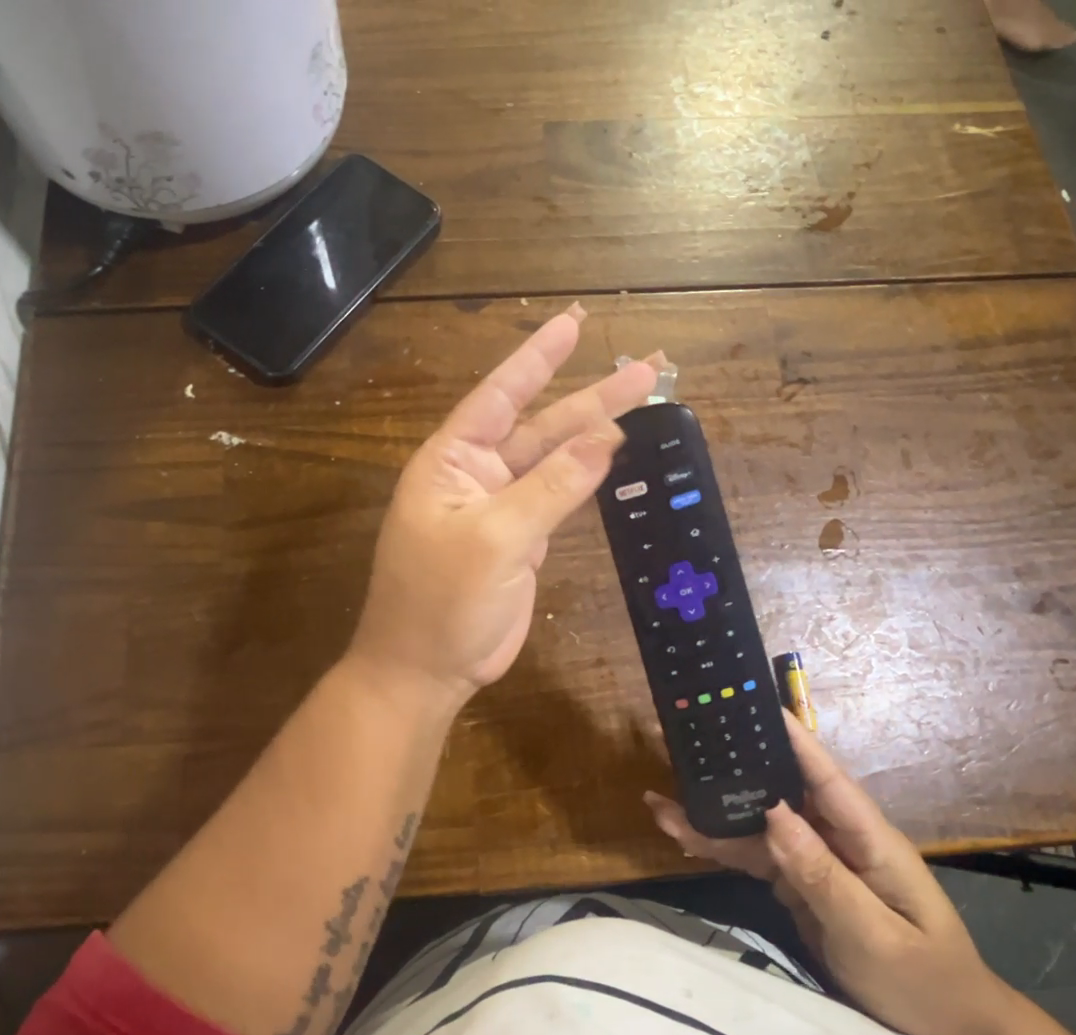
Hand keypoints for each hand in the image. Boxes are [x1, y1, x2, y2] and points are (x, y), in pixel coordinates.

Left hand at [348, 304, 659, 700]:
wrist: (426, 670)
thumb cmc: (440, 602)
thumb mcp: (494, 539)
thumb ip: (550, 488)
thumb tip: (604, 440)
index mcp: (452, 460)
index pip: (501, 395)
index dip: (538, 358)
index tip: (573, 322)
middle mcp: (476, 474)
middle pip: (541, 425)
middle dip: (592, 397)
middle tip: (649, 368)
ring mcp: (500, 508)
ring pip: (555, 461)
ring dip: (597, 436)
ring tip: (646, 405)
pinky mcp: (520, 539)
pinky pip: (559, 498)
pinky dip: (589, 480)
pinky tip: (618, 457)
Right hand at [644, 716, 1014, 1034]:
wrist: (948, 1027)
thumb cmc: (922, 979)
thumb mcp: (874, 934)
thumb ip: (823, 876)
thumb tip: (774, 813)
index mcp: (869, 839)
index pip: (827, 778)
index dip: (793, 740)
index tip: (755, 705)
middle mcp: (840, 840)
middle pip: (782, 796)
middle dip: (735, 774)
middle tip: (682, 751)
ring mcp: (820, 863)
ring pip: (760, 830)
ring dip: (714, 819)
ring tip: (659, 806)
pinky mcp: (804, 887)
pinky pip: (758, 860)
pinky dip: (722, 850)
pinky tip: (685, 839)